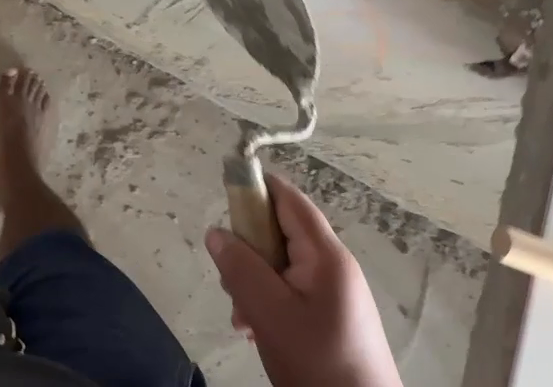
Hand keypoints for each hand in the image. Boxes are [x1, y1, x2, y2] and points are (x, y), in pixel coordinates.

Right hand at [205, 173, 402, 386]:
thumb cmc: (318, 364)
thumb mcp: (269, 314)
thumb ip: (240, 267)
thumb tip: (216, 232)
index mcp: (326, 256)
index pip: (288, 198)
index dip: (256, 188)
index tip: (223, 196)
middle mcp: (334, 266)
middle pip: (281, 231)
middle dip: (248, 249)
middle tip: (230, 279)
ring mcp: (335, 292)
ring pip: (281, 264)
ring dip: (254, 281)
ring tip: (243, 316)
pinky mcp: (332, 316)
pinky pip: (291, 290)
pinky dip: (268, 301)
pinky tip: (256, 330)